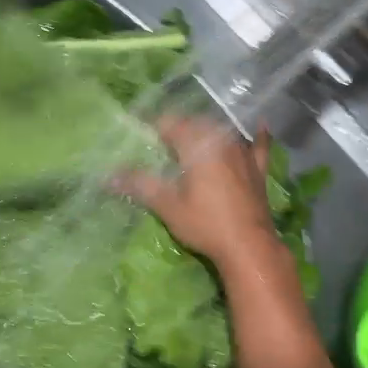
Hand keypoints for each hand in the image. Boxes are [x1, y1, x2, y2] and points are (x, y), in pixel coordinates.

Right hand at [119, 118, 282, 272]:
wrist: (247, 244)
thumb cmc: (204, 224)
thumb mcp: (167, 206)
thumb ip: (140, 185)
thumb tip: (108, 176)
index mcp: (198, 145)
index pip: (170, 123)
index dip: (151, 125)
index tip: (136, 129)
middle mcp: (223, 140)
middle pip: (196, 123)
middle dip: (176, 127)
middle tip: (158, 140)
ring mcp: (244, 153)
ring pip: (223, 131)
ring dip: (205, 130)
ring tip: (190, 139)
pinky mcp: (257, 168)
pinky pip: (258, 144)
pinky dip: (256, 135)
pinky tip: (259, 125)